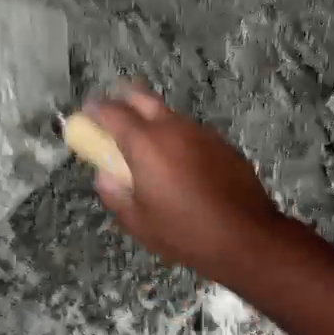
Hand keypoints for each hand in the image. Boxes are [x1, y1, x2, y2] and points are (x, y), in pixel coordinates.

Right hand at [83, 82, 288, 280]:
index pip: (111, 112)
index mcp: (145, 143)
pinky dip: (178, 139)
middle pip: (142, 97)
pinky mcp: (222, 144)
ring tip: (149, 147)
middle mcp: (172, 128)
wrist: (246, 237)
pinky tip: (181, 165)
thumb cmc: (184, 232)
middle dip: (123, 100)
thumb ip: (114, 193)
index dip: (95, 110)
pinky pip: (191, 132)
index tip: (87, 113)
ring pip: (169, 115)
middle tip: (114, 117)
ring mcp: (200, 133)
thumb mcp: (137, 221)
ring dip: (153, 121)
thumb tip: (104, 176)